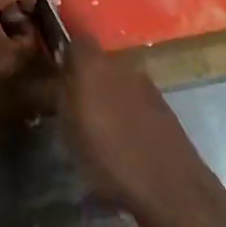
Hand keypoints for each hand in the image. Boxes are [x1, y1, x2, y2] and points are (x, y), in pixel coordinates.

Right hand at [59, 37, 214, 215]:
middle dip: (85, 76)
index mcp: (94, 65)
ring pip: (118, 81)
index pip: (77, 39)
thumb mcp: (69, 129)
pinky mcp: (164, 107)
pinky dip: (125, 111)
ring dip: (106, 95)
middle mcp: (122, 66)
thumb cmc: (109, 156)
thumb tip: (55, 77)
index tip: (54, 69)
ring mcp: (146, 85)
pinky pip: (134, 100)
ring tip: (97, 126)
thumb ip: (60, 95)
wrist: (171, 187)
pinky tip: (121, 139)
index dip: (65, 51)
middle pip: (98, 61)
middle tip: (72, 102)